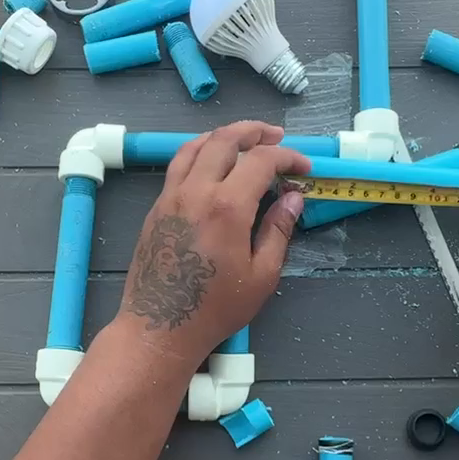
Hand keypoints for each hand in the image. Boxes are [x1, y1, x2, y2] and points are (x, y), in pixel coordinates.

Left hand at [112, 121, 308, 367]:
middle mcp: (196, 191)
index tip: (303, 169)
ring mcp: (170, 196)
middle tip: (276, 137)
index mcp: (227, 207)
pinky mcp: (156, 207)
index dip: (288, 158)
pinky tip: (212, 163)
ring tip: (244, 141)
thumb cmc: (215, 308)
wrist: (160, 327)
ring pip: (195, 146)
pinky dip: (200, 152)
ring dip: (223, 136)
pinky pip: (178, 165)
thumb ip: (277, 230)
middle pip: (224, 140)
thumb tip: (293, 198)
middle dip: (254, 132)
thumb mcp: (261, 275)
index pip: (261, 160)